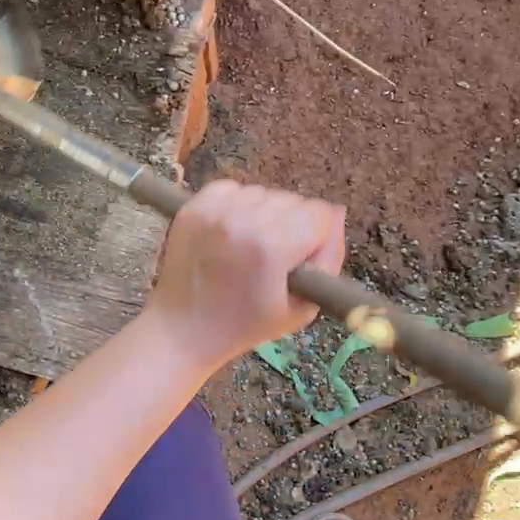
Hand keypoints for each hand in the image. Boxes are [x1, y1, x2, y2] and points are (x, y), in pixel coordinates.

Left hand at [144, 180, 345, 368]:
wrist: (182, 330)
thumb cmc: (244, 326)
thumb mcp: (301, 308)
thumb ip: (329, 260)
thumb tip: (337, 215)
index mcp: (271, 247)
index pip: (320, 214)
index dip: (315, 241)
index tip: (297, 264)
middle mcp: (242, 220)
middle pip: (292, 201)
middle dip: (291, 227)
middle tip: (270, 260)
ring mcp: (214, 211)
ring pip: (263, 193)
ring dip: (263, 215)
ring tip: (248, 248)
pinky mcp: (193, 207)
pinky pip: (232, 189)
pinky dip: (236, 206)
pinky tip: (230, 234)